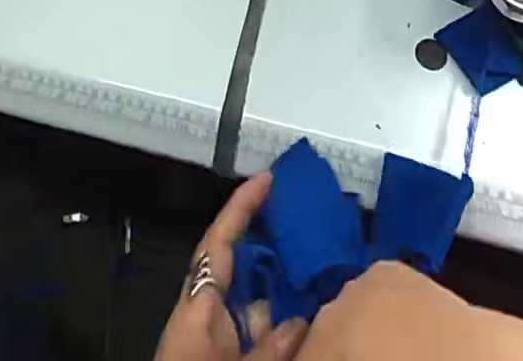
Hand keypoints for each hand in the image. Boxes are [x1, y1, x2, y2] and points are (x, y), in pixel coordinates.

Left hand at [153, 172, 306, 360]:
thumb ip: (267, 351)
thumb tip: (300, 322)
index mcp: (197, 310)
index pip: (217, 243)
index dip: (241, 208)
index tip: (267, 179)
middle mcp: (205, 316)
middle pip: (241, 268)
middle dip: (274, 247)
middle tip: (311, 224)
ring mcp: (214, 339)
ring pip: (255, 303)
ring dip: (284, 291)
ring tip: (324, 270)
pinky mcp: (224, 356)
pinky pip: (257, 331)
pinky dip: (280, 324)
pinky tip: (313, 319)